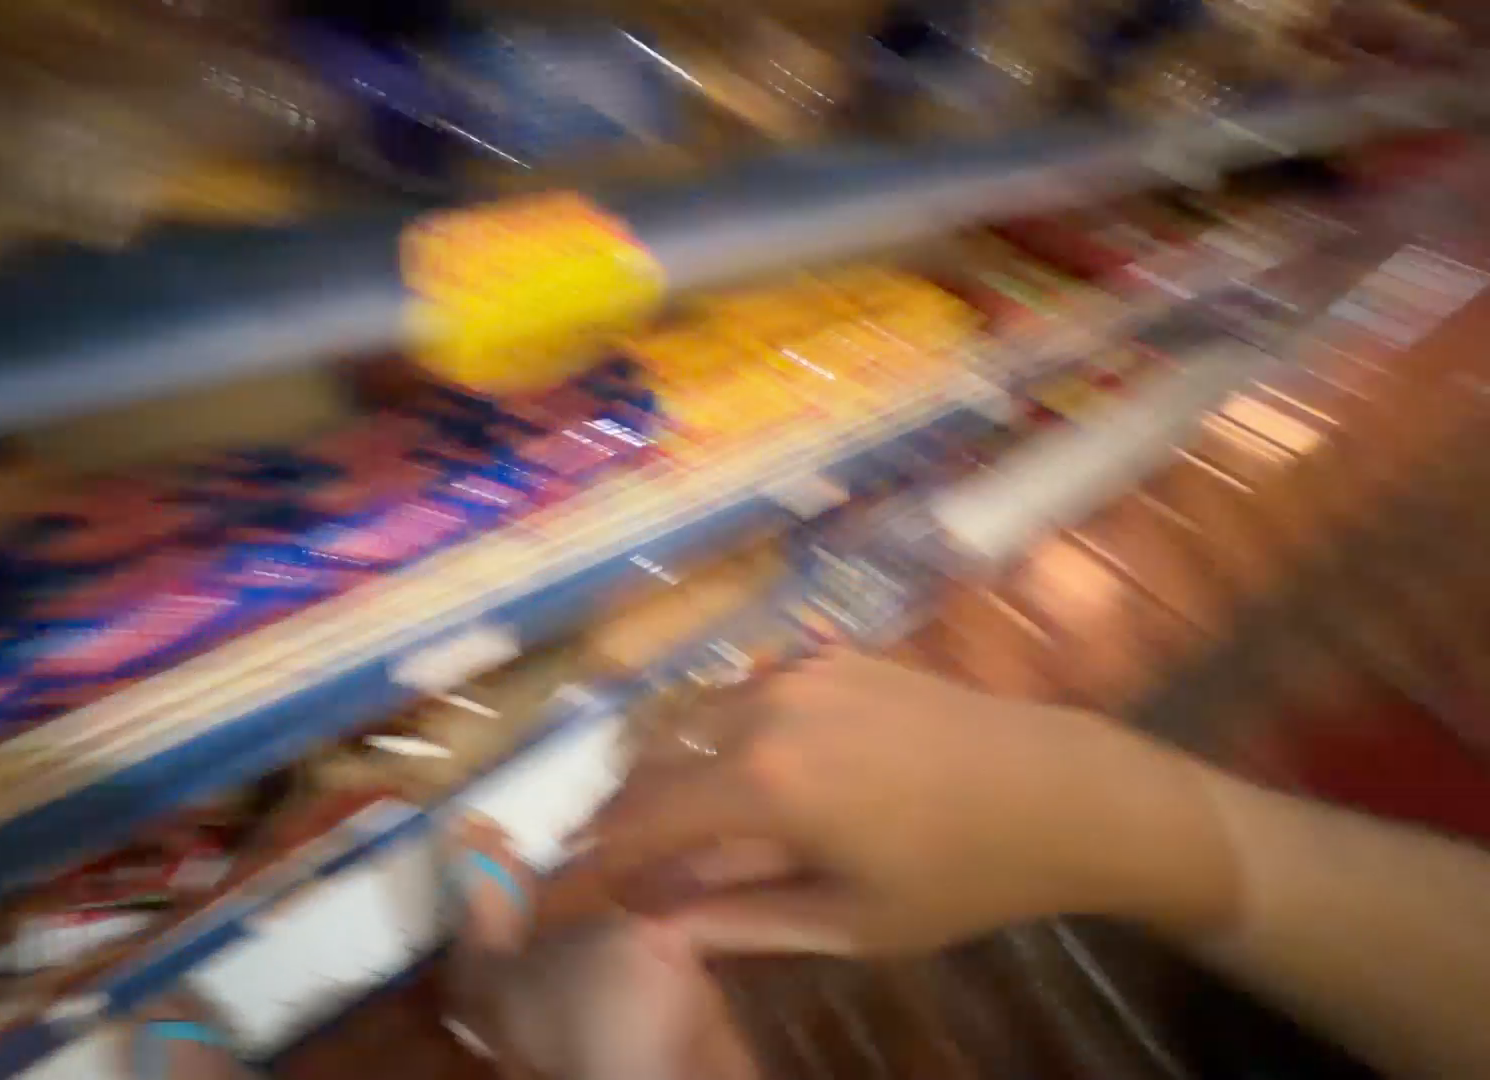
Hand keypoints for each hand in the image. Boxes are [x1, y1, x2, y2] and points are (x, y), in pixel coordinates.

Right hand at [586, 650, 1239, 956]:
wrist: (1058, 787)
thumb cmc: (958, 873)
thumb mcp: (850, 919)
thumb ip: (741, 916)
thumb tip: (659, 924)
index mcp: (764, 783)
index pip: (648, 813)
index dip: (610, 843)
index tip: (589, 866)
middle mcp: (761, 710)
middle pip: (656, 752)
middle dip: (629, 798)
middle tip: (624, 838)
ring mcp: (792, 670)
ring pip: (693, 712)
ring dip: (671, 757)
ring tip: (677, 802)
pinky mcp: (821, 653)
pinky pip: (743, 689)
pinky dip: (720, 726)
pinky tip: (742, 757)